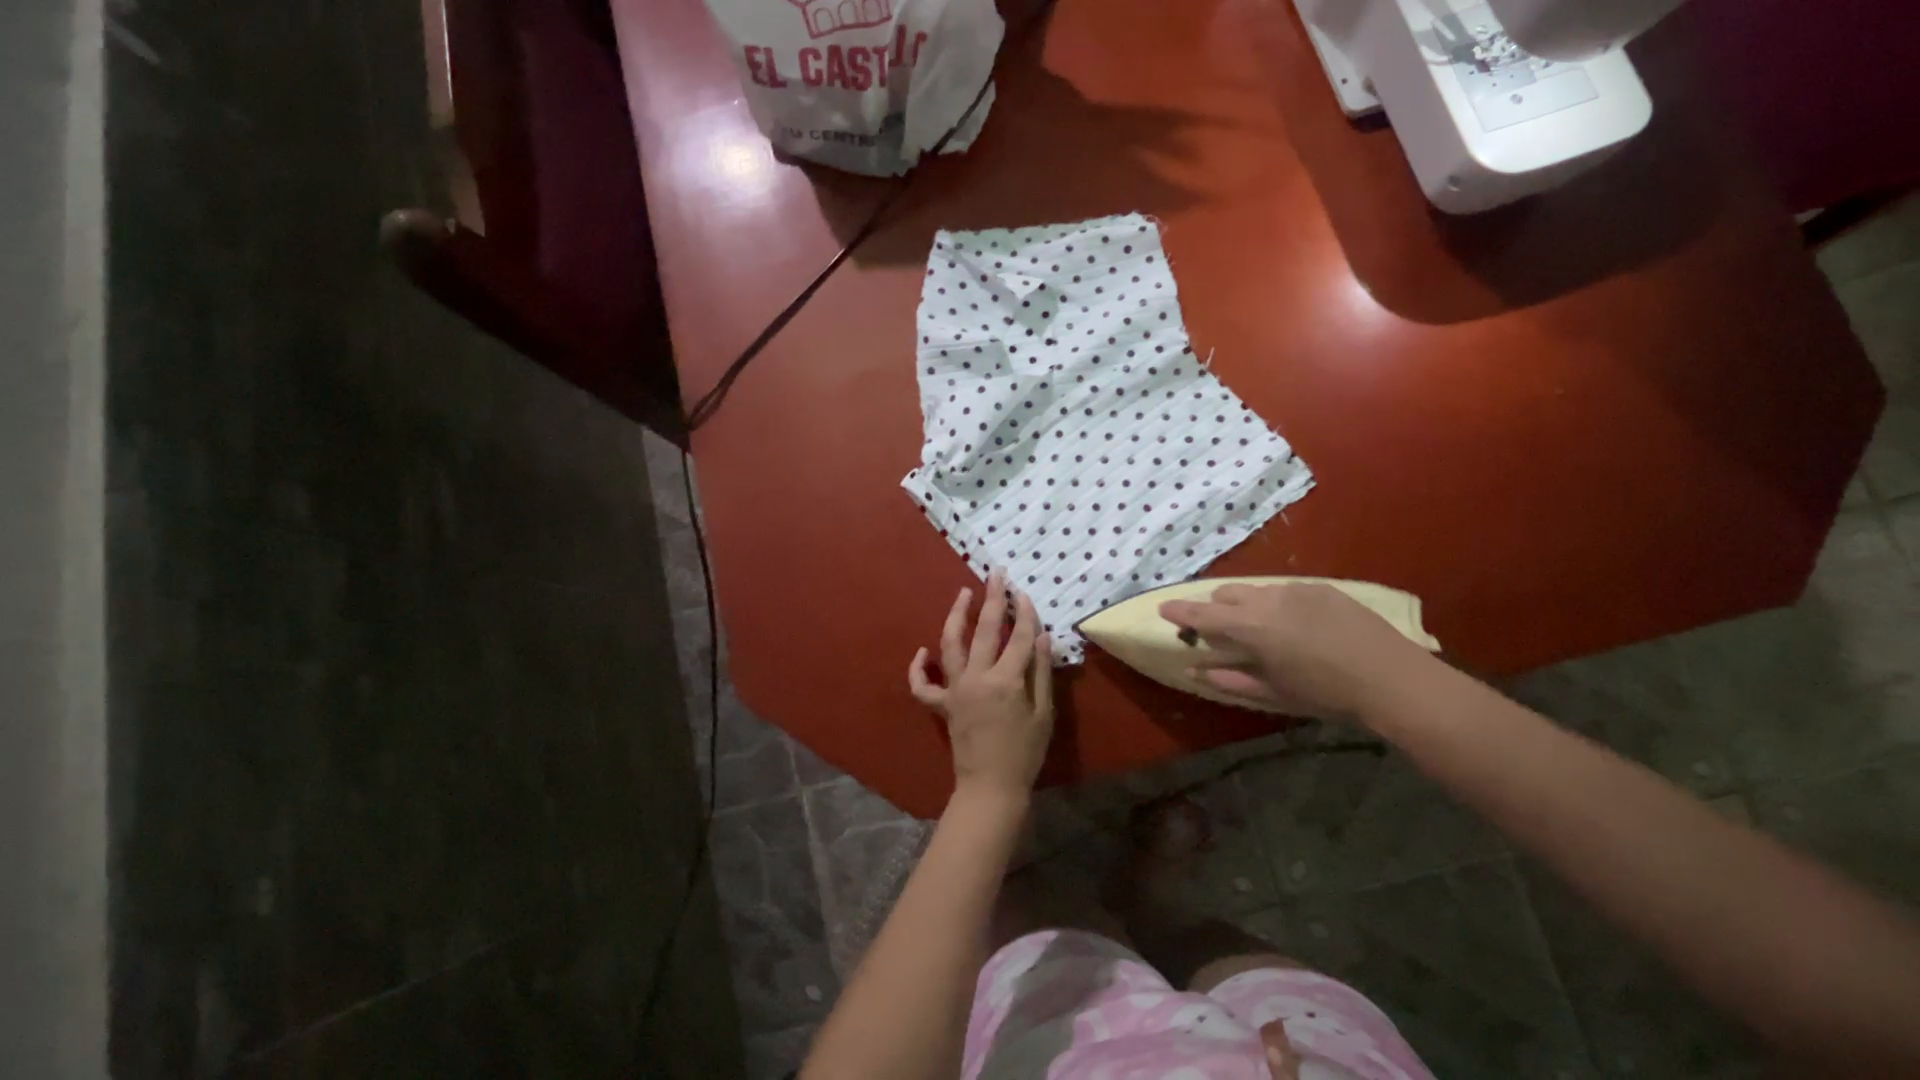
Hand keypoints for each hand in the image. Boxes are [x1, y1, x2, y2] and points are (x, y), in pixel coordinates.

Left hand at [908, 572, 1054, 801]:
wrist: (990, 787)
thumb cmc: (1025, 753)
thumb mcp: (1043, 714)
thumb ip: (1040, 673)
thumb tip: (1041, 637)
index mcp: (1007, 681)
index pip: (1019, 637)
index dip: (1025, 614)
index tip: (1025, 593)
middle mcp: (978, 678)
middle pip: (985, 630)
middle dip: (992, 599)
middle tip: (996, 575)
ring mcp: (956, 690)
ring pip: (950, 644)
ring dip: (956, 615)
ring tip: (963, 593)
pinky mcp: (942, 705)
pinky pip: (922, 685)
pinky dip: (919, 667)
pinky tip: (924, 651)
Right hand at [1158, 583, 1432, 718]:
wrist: (1392, 678)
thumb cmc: (1327, 694)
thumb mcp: (1275, 693)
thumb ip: (1231, 679)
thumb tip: (1197, 669)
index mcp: (1251, 627)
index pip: (1203, 615)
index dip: (1180, 613)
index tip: (1163, 609)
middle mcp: (1268, 600)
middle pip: (1227, 595)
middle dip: (1214, 608)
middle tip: (1213, 626)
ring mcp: (1297, 590)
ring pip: (1257, 591)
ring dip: (1246, 604)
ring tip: (1256, 626)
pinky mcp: (1323, 588)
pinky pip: (1286, 590)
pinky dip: (1276, 603)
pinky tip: (1292, 623)